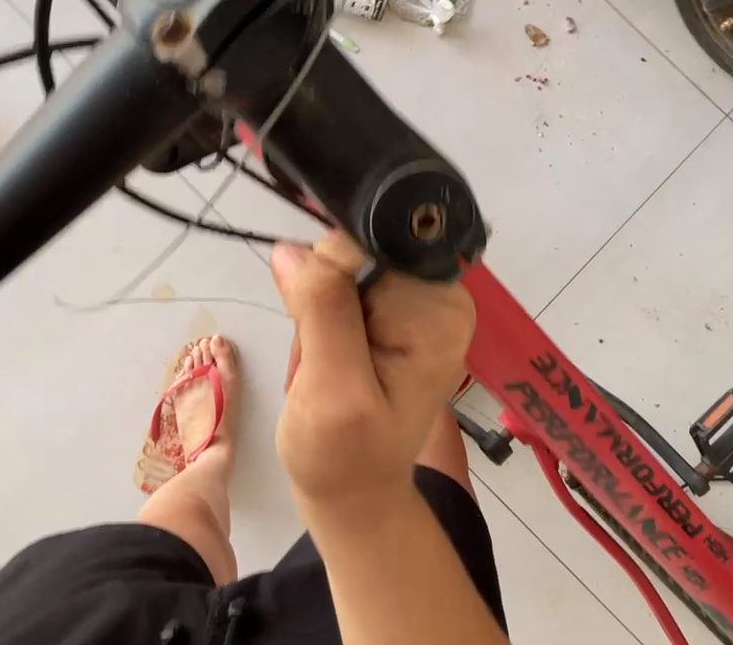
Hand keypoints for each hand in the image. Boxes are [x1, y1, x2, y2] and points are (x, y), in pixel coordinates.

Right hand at [271, 232, 473, 514]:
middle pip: (359, 246)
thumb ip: (322, 313)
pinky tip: (323, 350)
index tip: (317, 313)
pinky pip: (339, 280)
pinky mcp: (391, 308)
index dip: (336, 265)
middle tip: (320, 351)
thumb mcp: (333, 391)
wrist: (351, 490)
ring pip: (342, 261)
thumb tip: (293, 250)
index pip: (377, 242)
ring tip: (321, 358)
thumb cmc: (344, 455)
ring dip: (317, 304)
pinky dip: (319, 310)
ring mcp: (414, 300)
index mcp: (439, 309)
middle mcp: (437, 294)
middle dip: (324, 290)